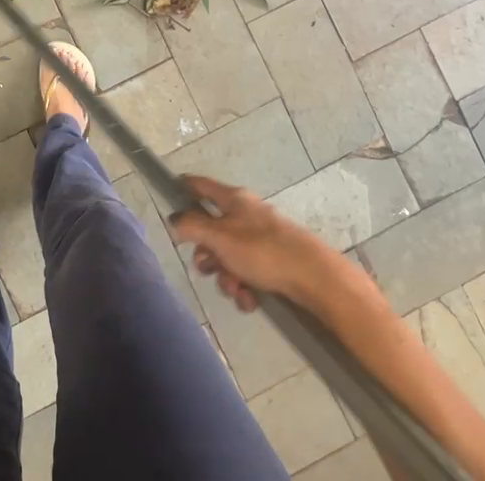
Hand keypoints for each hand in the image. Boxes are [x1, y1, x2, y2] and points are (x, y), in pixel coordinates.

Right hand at [169, 174, 331, 311]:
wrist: (315, 277)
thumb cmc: (262, 251)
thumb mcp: (219, 237)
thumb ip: (191, 226)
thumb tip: (174, 219)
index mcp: (233, 200)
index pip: (200, 185)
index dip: (183, 188)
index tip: (169, 197)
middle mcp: (247, 214)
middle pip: (212, 230)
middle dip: (207, 255)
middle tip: (207, 270)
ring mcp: (262, 238)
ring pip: (229, 256)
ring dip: (227, 277)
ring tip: (236, 291)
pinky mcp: (276, 261)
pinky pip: (249, 272)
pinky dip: (245, 287)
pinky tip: (250, 300)